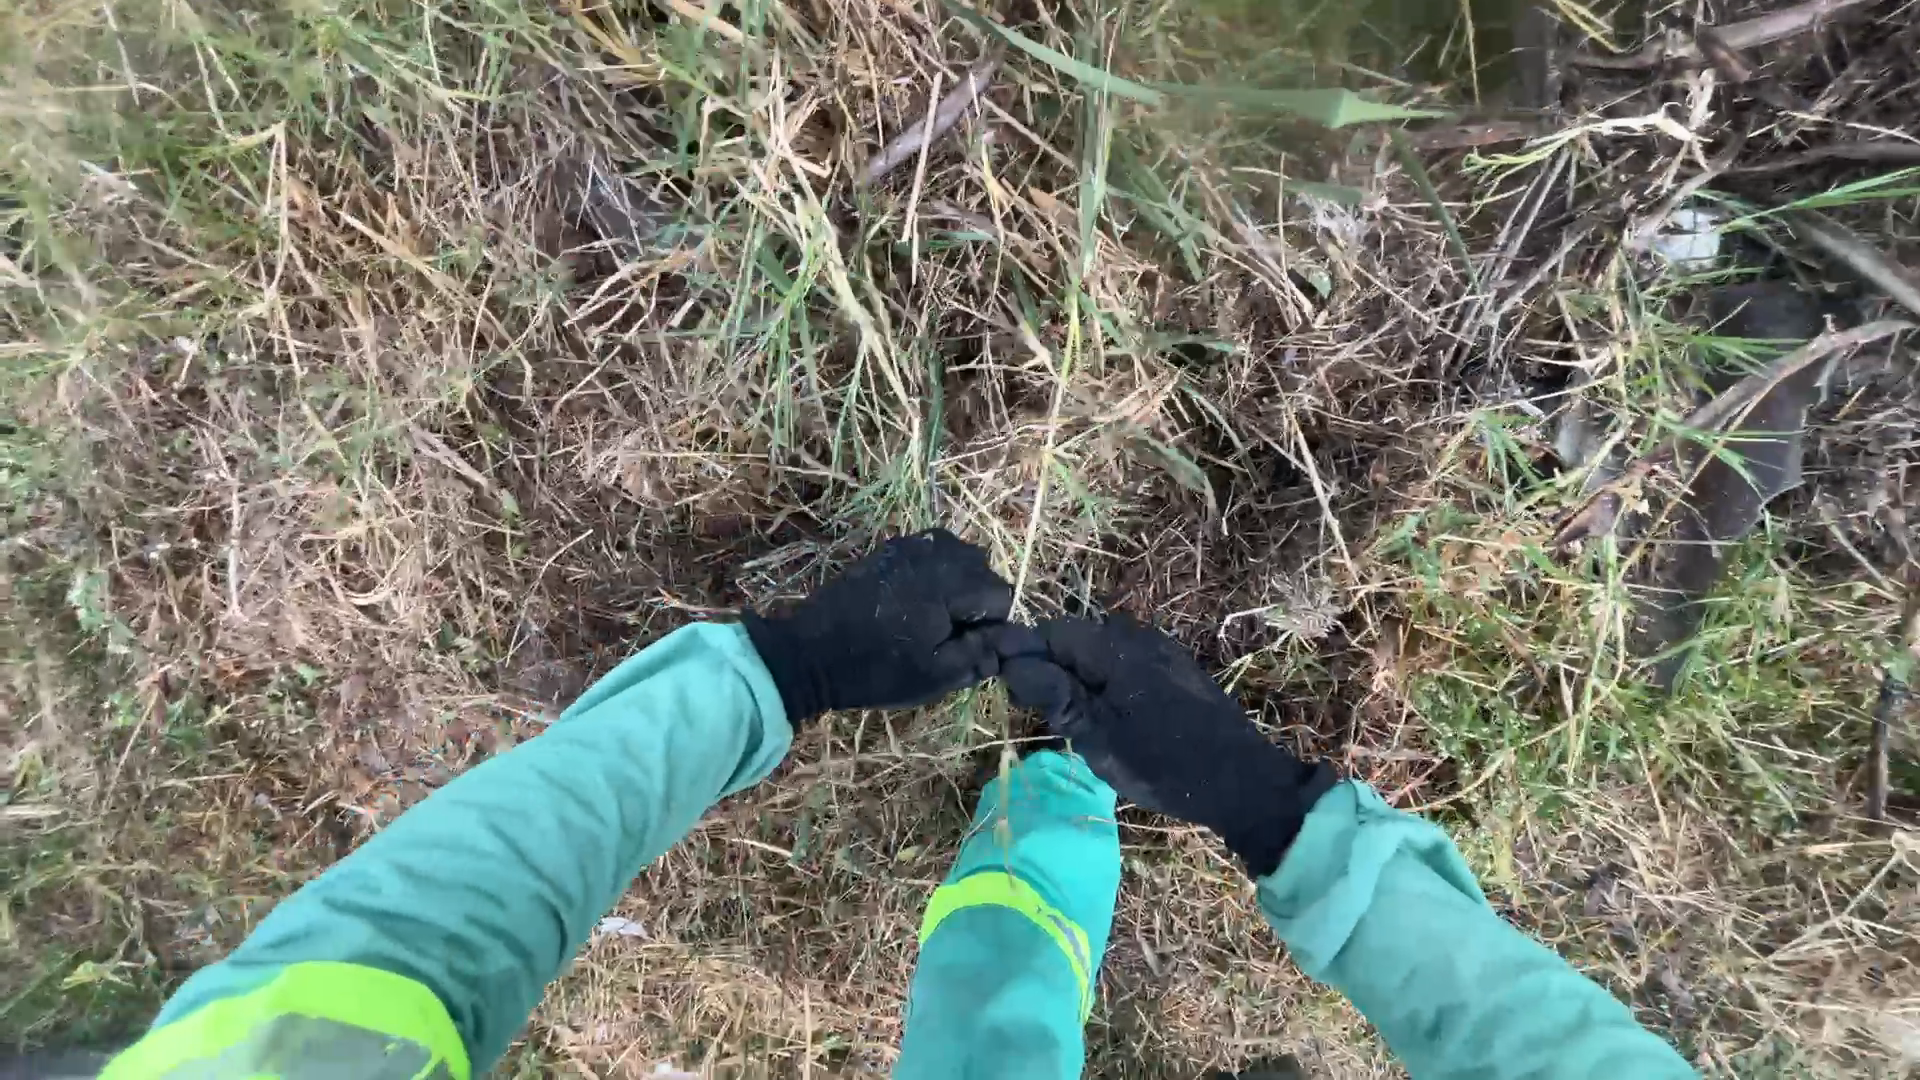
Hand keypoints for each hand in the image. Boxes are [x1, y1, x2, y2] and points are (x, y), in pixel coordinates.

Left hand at [743, 529, 1018, 722]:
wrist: (809, 654)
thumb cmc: (876, 670)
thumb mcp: (936, 675)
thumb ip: (980, 653)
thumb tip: (1009, 641)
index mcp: (950, 582)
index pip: (1001, 594)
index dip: (991, 624)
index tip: (965, 645)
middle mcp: (934, 552)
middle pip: (983, 569)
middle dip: (976, 601)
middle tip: (947, 634)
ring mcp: (909, 545)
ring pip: (959, 557)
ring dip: (957, 585)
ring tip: (932, 618)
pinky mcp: (889, 548)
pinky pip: (931, 552)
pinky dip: (935, 573)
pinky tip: (914, 601)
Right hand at [999, 615, 1334, 876]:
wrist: (1243, 781)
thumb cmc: (1163, 762)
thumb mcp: (1098, 735)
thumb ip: (1055, 694)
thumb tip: (1012, 663)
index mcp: (1114, 647)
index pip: (1051, 632)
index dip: (1024, 653)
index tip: (1009, 683)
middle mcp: (1136, 636)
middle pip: (1074, 637)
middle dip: (1051, 664)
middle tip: (1042, 707)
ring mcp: (1159, 648)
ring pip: (1098, 649)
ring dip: (1078, 672)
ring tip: (1074, 714)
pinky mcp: (1173, 666)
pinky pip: (1123, 659)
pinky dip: (1104, 678)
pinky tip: (1108, 710)